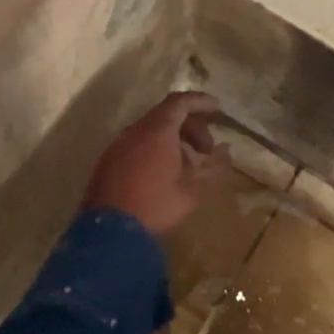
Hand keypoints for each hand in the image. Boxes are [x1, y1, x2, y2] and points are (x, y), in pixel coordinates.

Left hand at [85, 92, 228, 235]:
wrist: (108, 232)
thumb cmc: (155, 207)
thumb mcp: (193, 191)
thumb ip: (213, 169)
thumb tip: (226, 151)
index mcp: (157, 132)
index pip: (180, 102)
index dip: (200, 102)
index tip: (218, 109)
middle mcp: (135, 131)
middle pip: (166, 115)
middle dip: (191, 126)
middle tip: (207, 149)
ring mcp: (118, 146)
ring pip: (150, 130)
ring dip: (173, 139)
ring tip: (188, 164)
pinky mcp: (108, 162)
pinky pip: (137, 143)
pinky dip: (156, 148)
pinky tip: (165, 173)